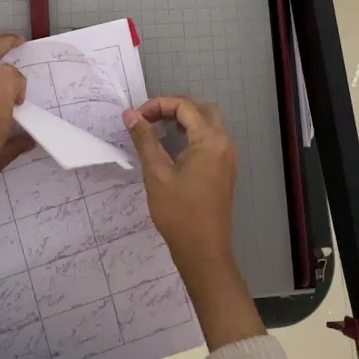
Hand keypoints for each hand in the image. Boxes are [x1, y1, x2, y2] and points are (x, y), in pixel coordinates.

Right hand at [124, 95, 262, 349]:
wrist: (204, 252)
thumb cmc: (179, 212)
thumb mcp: (157, 173)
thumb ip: (145, 139)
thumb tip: (131, 115)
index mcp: (211, 140)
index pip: (184, 106)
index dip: (157, 105)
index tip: (135, 118)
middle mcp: (225, 143)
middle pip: (200, 110)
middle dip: (172, 108)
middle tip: (148, 119)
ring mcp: (227, 157)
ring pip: (207, 124)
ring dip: (183, 121)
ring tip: (156, 130)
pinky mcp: (225, 170)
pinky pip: (210, 139)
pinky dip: (191, 134)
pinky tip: (172, 147)